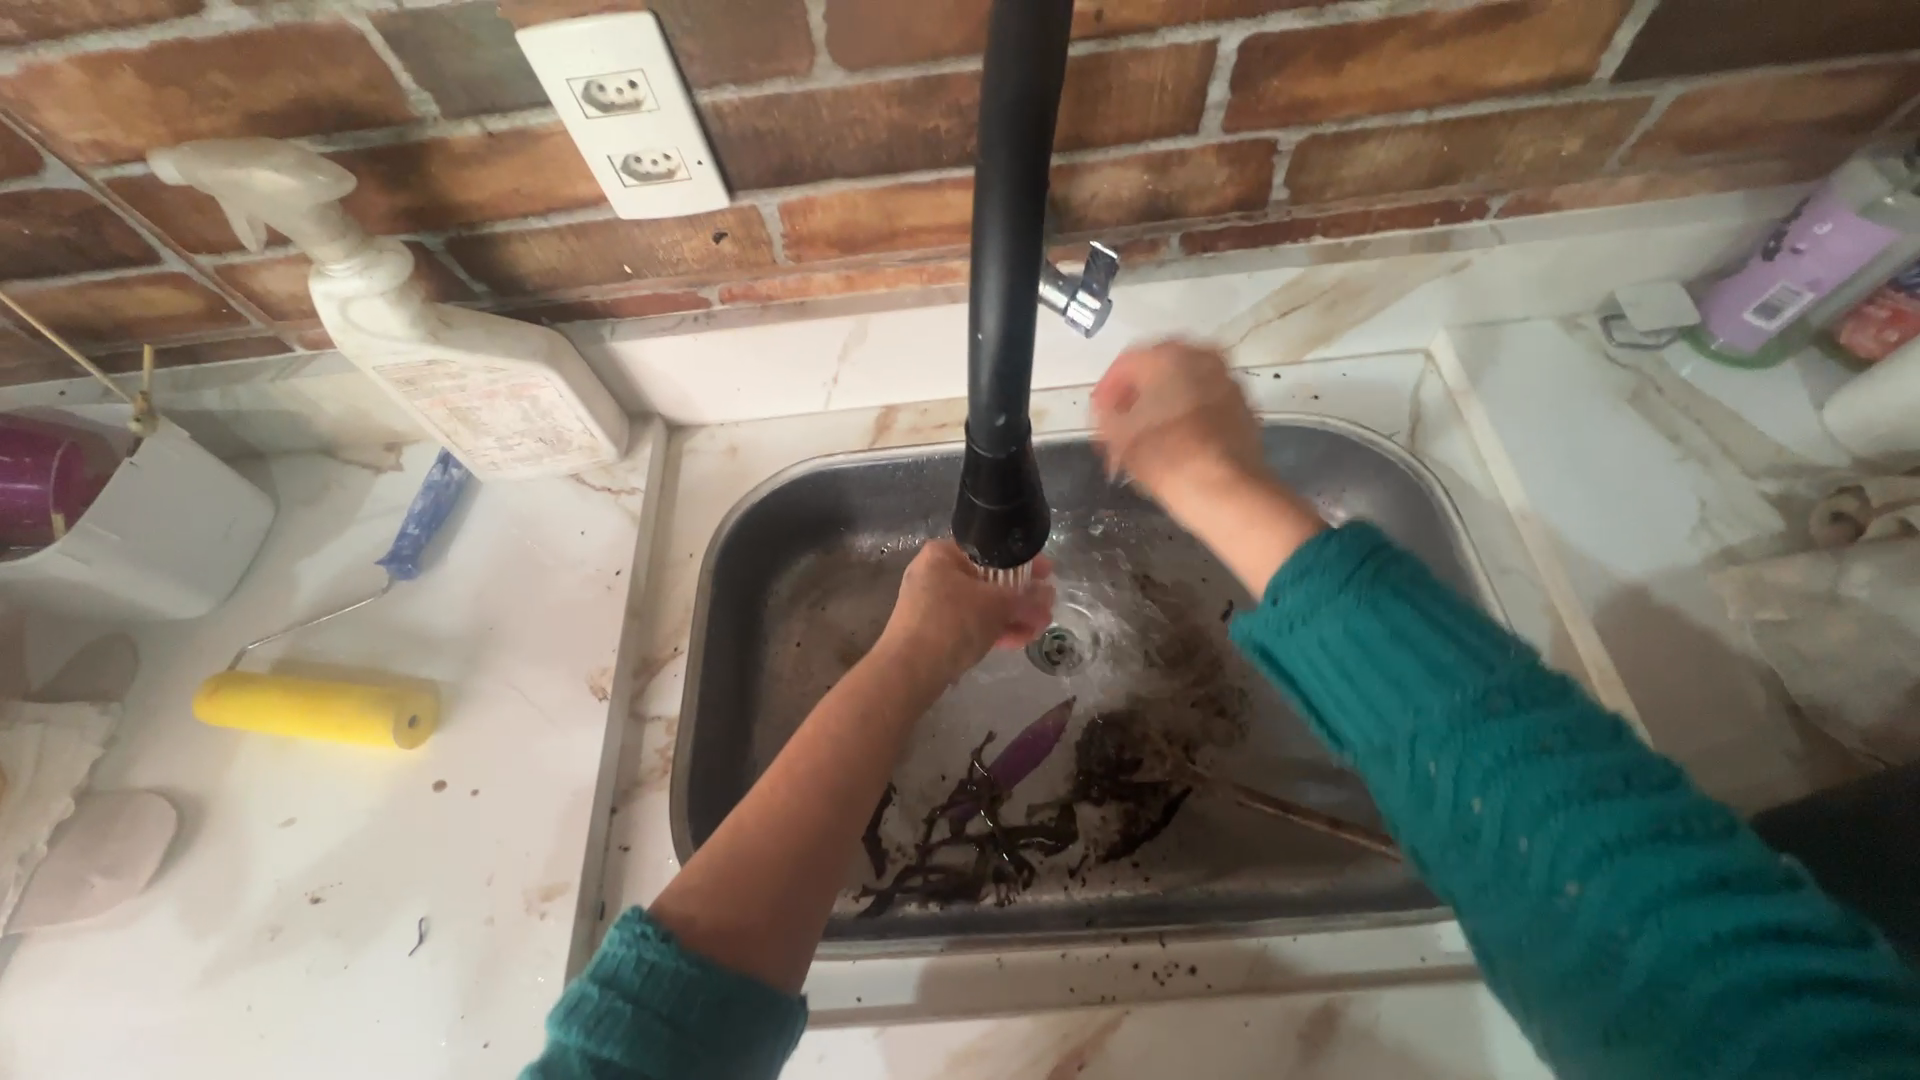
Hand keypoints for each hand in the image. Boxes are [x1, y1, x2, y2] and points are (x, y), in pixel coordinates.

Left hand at [878, 539, 1054, 679]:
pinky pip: (970, 624)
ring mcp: (932, 605)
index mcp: (943, 554)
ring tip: (1041, 627)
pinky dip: (994, 629)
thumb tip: (1048, 593)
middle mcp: (935, 574)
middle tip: (1048, 606)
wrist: (910, 670)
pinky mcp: (934, 632)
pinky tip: (1021, 640)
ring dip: (1013, 616)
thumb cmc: (953, 622)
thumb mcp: (997, 605)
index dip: (1024, 562)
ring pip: (982, 605)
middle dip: (1022, 597)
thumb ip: (1027, 597)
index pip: (991, 550)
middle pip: (989, 580)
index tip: (1049, 574)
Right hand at [1091, 341, 1264, 507]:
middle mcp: (1200, 358)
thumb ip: (1105, 415)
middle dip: (1136, 394)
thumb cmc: (1166, 458)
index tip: (1099, 413)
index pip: (1125, 363)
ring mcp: (1226, 380)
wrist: (1225, 488)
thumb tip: (1108, 411)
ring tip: (1147, 433)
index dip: (1106, 390)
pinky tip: (1176, 439)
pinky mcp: (1242, 406)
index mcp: (1167, 356)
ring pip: (1183, 384)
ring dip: (1162, 403)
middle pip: (1157, 370)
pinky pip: (1204, 401)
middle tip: (1122, 420)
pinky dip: (1187, 413)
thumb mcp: (1118, 437)